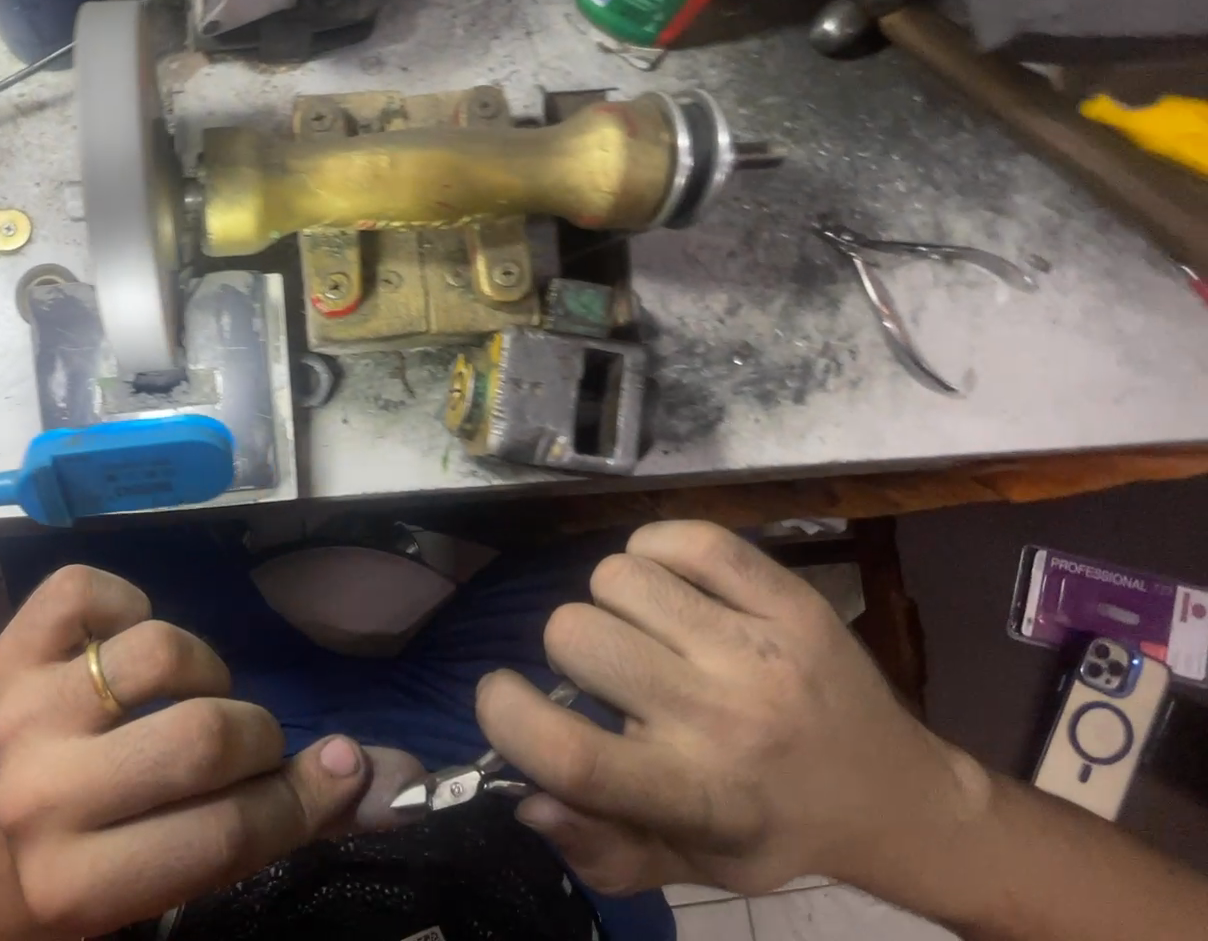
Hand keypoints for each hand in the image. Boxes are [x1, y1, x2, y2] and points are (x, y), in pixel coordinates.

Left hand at [0, 566, 417, 940]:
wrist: (7, 861)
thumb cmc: (115, 868)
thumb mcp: (189, 873)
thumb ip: (286, 825)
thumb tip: (367, 768)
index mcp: (82, 883)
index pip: (224, 833)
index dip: (298, 799)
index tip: (336, 771)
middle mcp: (42, 797)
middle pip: (199, 736)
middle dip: (255, 737)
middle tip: (249, 744)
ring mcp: (23, 717)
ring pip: (157, 651)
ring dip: (204, 670)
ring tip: (195, 697)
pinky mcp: (10, 657)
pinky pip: (83, 590)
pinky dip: (125, 602)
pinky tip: (129, 643)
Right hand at [477, 521, 984, 896]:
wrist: (899, 795)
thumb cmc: (771, 830)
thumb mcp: (687, 865)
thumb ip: (599, 849)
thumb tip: (526, 798)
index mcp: (693, 796)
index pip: (568, 754)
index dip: (505, 714)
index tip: (503, 696)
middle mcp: (723, 719)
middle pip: (574, 633)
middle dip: (569, 649)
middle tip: (609, 671)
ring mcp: (761, 649)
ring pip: (616, 576)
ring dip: (612, 601)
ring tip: (648, 630)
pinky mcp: (791, 599)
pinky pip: (683, 537)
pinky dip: (657, 551)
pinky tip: (674, 587)